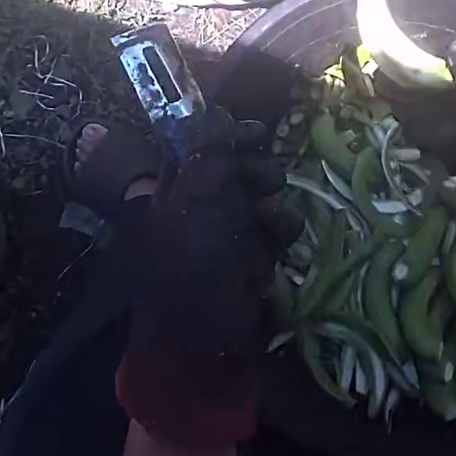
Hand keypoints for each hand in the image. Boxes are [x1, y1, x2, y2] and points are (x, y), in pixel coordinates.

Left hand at [116, 117, 283, 450]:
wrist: (203, 345)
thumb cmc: (191, 267)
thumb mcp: (196, 201)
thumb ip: (209, 153)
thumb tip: (215, 110)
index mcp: (176, 191)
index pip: (201, 146)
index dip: (228, 133)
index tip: (254, 133)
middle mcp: (203, 206)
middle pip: (240, 167)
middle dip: (257, 170)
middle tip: (264, 181)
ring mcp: (231, 231)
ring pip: (264, 195)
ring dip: (272, 205)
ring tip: (267, 220)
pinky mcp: (255, 255)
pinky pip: (277, 228)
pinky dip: (279, 232)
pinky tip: (275, 245)